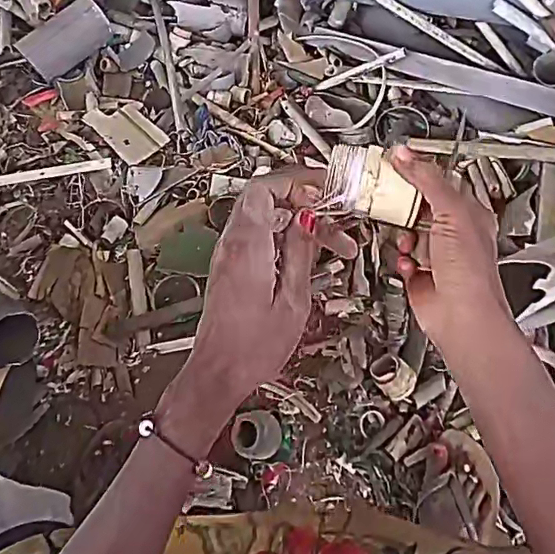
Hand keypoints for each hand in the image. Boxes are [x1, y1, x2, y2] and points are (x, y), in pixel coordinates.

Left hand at [161, 176, 350, 443]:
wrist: (219, 373)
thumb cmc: (250, 348)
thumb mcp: (293, 300)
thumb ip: (302, 252)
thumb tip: (310, 220)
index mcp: (248, 246)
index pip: (265, 186)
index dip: (297, 180)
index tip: (325, 186)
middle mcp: (233, 245)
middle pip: (265, 198)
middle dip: (304, 200)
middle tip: (335, 214)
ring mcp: (229, 255)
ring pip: (264, 217)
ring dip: (298, 221)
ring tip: (333, 241)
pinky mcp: (231, 268)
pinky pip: (259, 236)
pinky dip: (284, 236)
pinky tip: (308, 254)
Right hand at [387, 147, 516, 344]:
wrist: (461, 316)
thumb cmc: (471, 272)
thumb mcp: (450, 212)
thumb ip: (427, 180)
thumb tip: (406, 156)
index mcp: (470, 213)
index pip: (442, 182)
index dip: (419, 171)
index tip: (397, 162)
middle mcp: (454, 234)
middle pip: (420, 207)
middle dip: (405, 207)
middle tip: (390, 199)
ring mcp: (437, 255)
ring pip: (407, 232)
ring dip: (403, 236)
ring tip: (408, 242)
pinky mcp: (420, 274)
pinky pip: (402, 258)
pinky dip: (402, 260)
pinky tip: (409, 264)